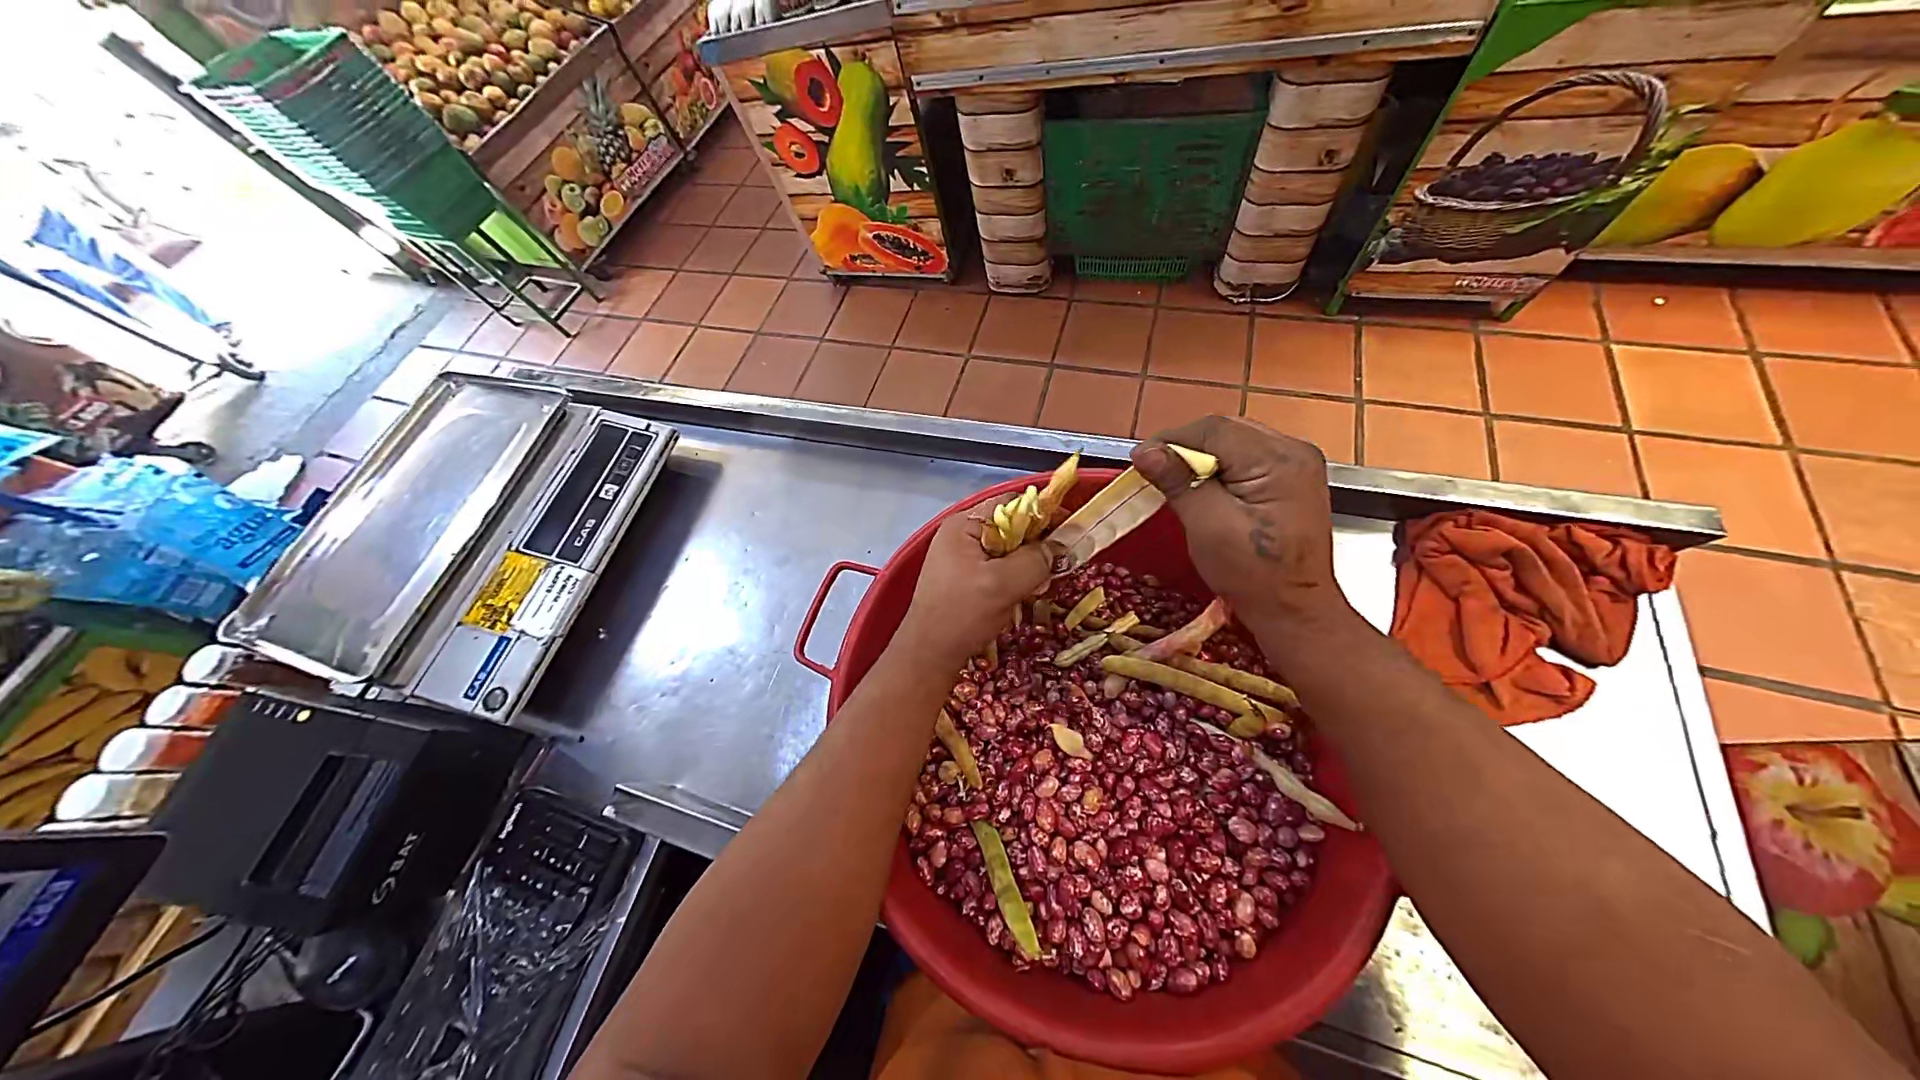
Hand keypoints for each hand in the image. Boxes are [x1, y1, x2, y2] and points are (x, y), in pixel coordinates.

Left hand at [894, 511, 1051, 667]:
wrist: (927, 656)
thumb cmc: (960, 615)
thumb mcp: (1003, 584)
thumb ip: (1035, 560)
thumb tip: (1059, 547)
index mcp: (965, 525)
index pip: (1011, 504)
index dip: (1043, 513)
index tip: (1069, 530)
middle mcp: (962, 536)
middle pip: (1012, 527)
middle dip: (1037, 545)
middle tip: (1057, 565)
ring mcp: (962, 559)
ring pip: (1009, 552)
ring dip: (1028, 567)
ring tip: (1040, 585)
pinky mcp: (966, 581)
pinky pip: (1000, 571)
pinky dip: (1016, 580)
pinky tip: (1024, 596)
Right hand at [1133, 415, 1353, 628]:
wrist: (1294, 610)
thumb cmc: (1252, 575)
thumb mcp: (1207, 526)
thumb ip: (1178, 482)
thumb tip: (1145, 452)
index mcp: (1278, 460)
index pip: (1213, 430)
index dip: (1171, 441)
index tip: (1141, 461)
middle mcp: (1294, 451)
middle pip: (1225, 431)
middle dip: (1186, 448)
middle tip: (1156, 472)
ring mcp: (1297, 463)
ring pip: (1234, 442)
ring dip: (1202, 457)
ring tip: (1177, 482)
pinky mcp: (1292, 478)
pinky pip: (1246, 458)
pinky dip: (1220, 468)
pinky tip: (1205, 490)